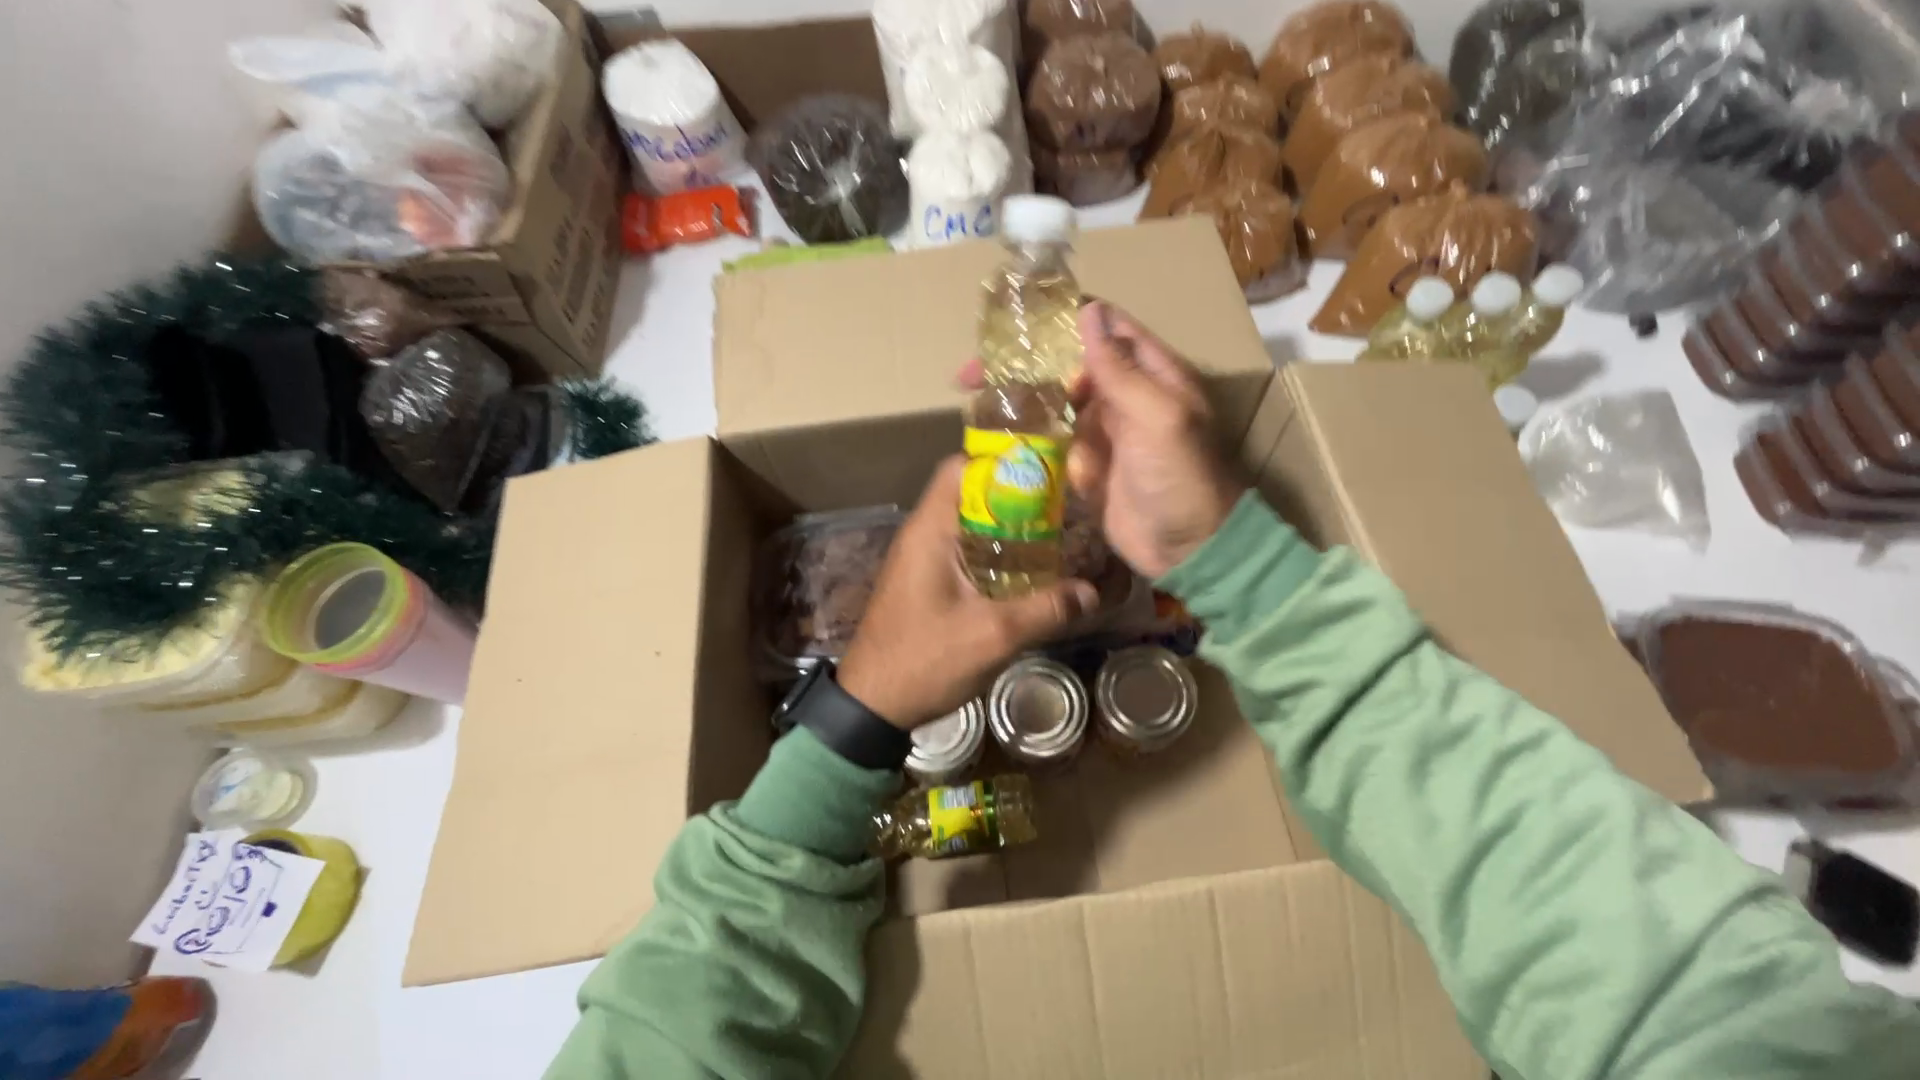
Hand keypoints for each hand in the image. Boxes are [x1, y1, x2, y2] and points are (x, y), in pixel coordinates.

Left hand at [838, 458, 1099, 730]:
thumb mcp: (993, 635)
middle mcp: (922, 534)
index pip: (962, 466)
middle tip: (1062, 508)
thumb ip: (1045, 610)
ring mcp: (920, 559)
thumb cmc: (926, 660)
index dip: (1004, 461)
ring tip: (1054, 536)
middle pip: (971, 494)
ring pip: (969, 524)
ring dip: (1007, 527)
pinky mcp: (924, 583)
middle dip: (1016, 496)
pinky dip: (993, 553)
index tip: (1048, 472)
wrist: (871, 705)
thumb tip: (1091, 592)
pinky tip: (1026, 573)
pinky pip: (963, 551)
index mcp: (930, 529)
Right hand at [959, 301, 1243, 578]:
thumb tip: (1089, 311)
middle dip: (1022, 366)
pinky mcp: (1084, 468)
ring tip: (971, 401)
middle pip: (1065, 367)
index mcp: (1150, 374)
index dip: (1059, 321)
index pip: (1103, 330)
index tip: (1012, 324)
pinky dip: (1026, 440)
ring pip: (1051, 405)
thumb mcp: (1159, 416)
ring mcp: (1102, 433)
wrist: (1188, 549)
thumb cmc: (1182, 477)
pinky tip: (991, 438)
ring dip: (1017, 402)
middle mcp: (1123, 396)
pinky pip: (1050, 445)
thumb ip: (1121, 369)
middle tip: (971, 373)